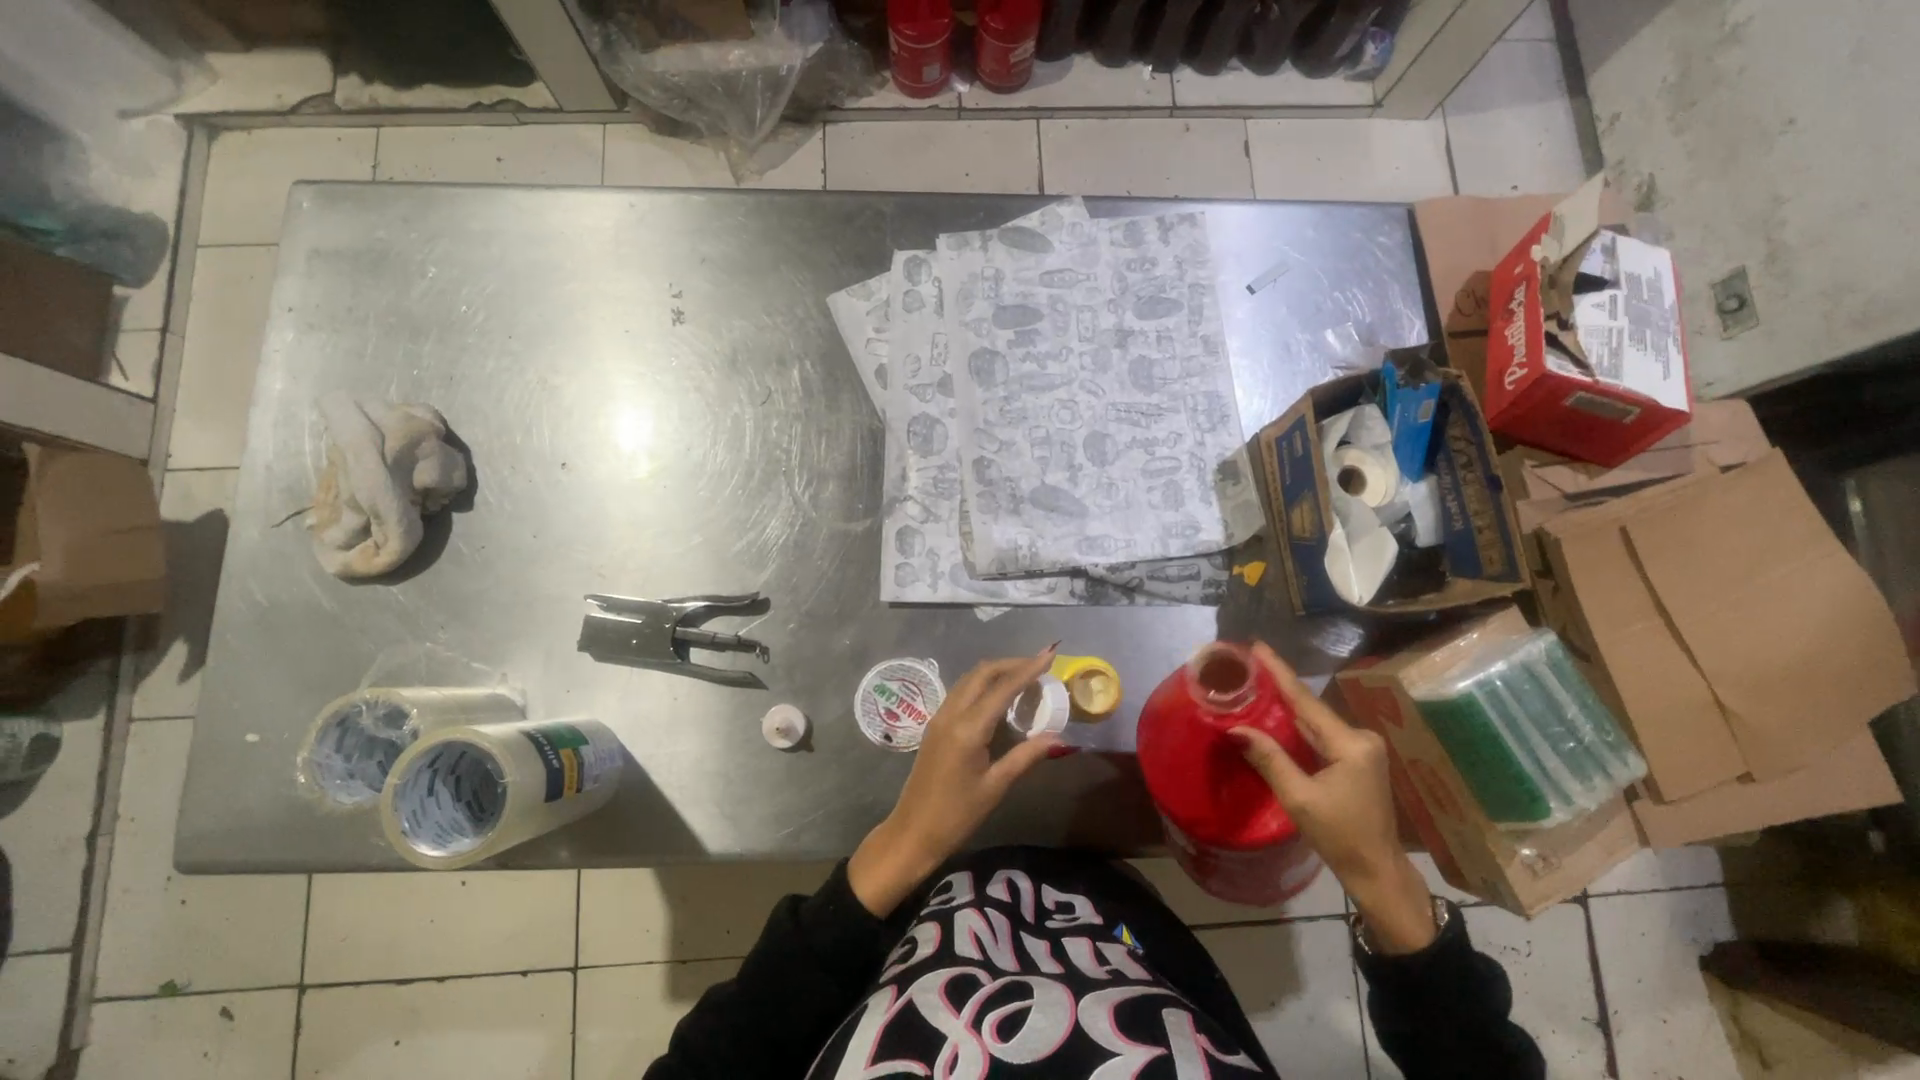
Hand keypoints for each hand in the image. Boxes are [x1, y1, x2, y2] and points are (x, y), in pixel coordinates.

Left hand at [848, 649, 1065, 916]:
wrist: (912, 832)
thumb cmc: (956, 815)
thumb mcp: (996, 787)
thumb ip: (1026, 756)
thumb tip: (1060, 738)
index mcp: (968, 728)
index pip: (1002, 687)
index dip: (1028, 668)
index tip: (1051, 654)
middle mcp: (951, 714)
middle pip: (983, 673)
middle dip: (1012, 664)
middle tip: (1041, 666)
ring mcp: (939, 718)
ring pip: (970, 680)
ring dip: (997, 672)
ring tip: (1025, 679)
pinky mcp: (935, 726)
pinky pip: (962, 693)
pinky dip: (984, 686)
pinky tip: (1001, 698)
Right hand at [1231, 643, 1436, 953]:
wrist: (1377, 870)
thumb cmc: (1339, 836)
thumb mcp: (1298, 798)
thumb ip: (1269, 758)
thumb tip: (1234, 729)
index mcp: (1350, 743)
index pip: (1306, 701)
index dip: (1279, 672)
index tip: (1259, 646)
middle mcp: (1360, 737)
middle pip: (1310, 708)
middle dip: (1279, 688)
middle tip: (1247, 667)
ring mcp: (1362, 749)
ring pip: (1315, 722)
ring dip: (1285, 708)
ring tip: (1254, 686)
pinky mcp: (1357, 760)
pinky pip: (1320, 736)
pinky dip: (1297, 728)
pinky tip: (1275, 718)